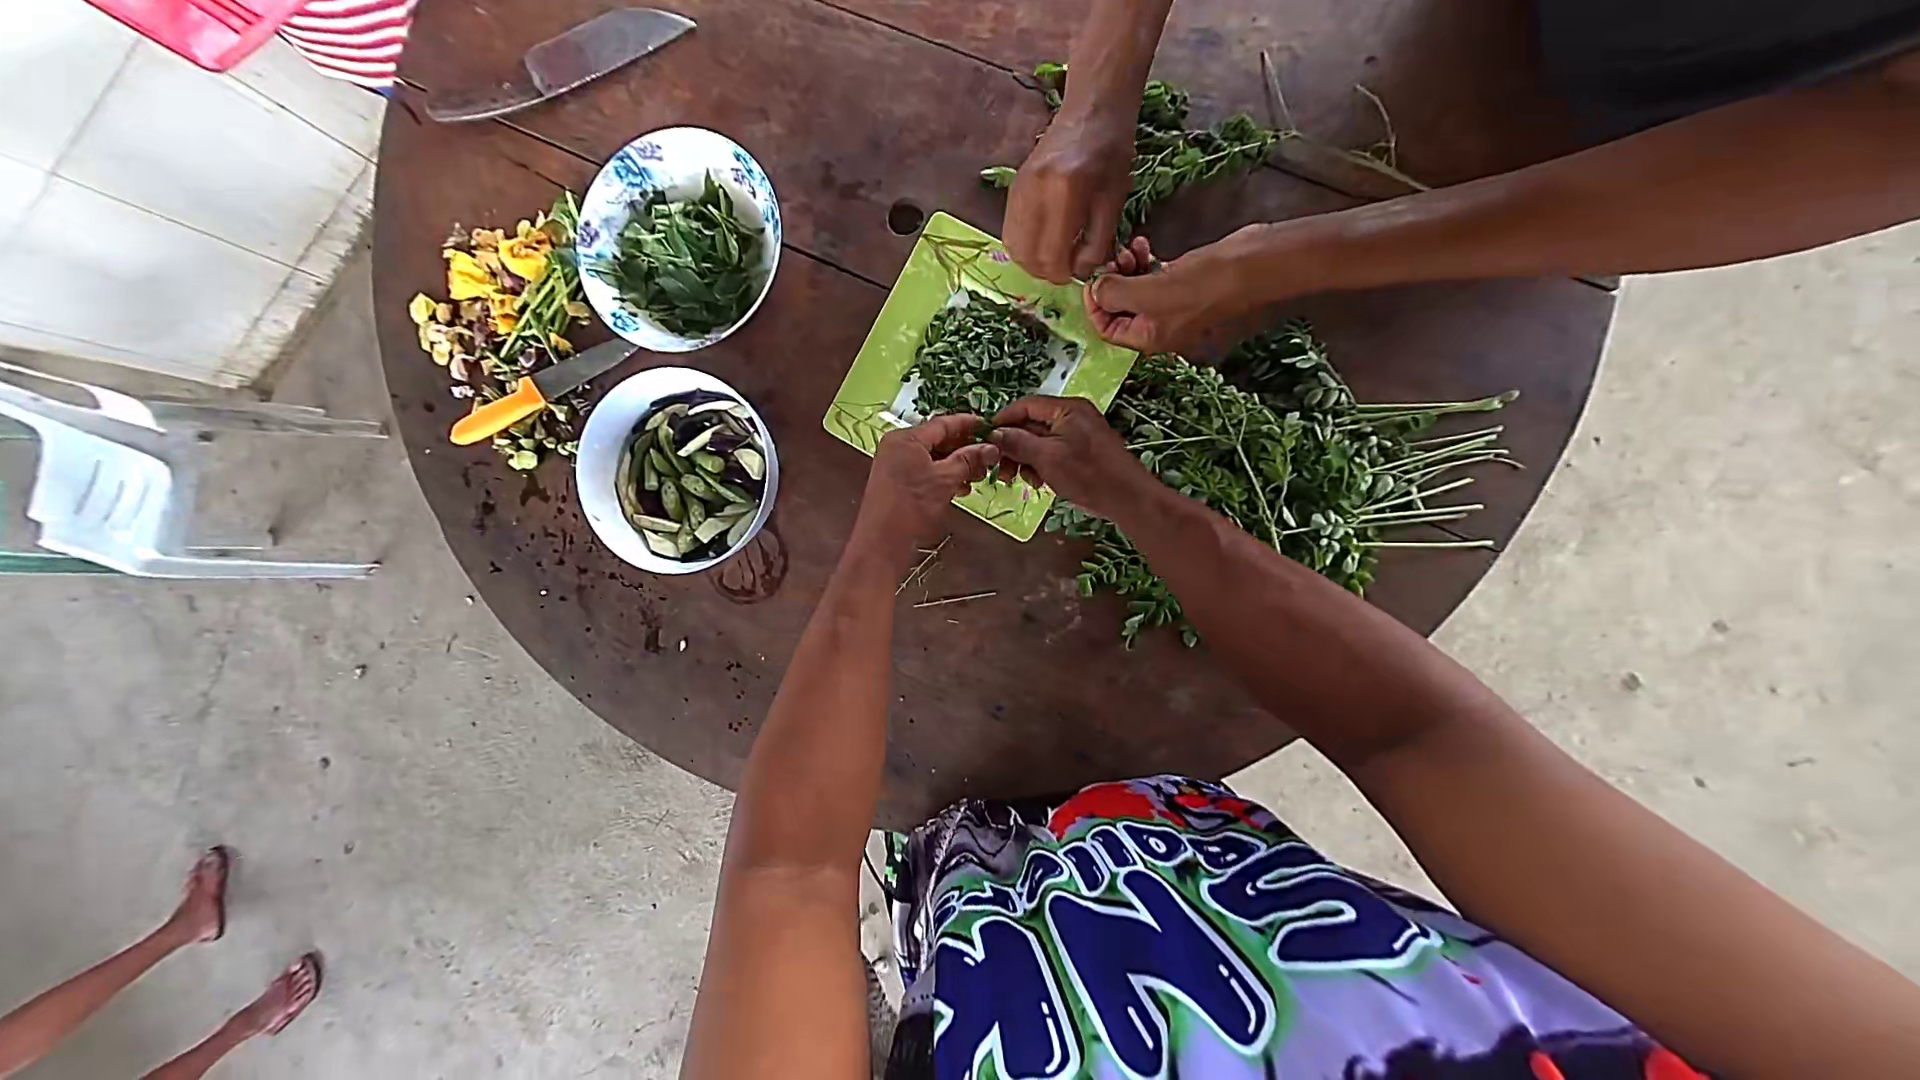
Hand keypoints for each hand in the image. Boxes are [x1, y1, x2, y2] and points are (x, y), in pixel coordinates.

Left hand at [852, 414, 1000, 560]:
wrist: (884, 541)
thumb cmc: (910, 507)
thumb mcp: (945, 479)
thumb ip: (968, 460)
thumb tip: (989, 448)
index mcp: (906, 438)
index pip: (943, 423)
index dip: (968, 424)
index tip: (988, 426)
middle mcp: (898, 447)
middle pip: (938, 440)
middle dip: (964, 448)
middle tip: (988, 455)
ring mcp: (896, 465)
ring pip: (933, 457)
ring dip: (956, 464)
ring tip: (978, 474)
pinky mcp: (898, 482)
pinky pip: (925, 471)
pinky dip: (944, 476)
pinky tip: (961, 487)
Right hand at [988, 396, 1155, 520]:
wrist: (1128, 498)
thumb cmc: (1089, 475)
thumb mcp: (1047, 458)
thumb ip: (1018, 442)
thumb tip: (993, 434)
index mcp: (1066, 408)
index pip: (1025, 405)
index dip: (1003, 422)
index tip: (987, 441)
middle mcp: (1073, 415)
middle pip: (1031, 424)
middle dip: (1014, 446)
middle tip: (1003, 470)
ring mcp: (1079, 433)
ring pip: (1041, 440)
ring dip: (1026, 459)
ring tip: (1024, 480)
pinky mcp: (1083, 450)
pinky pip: (1054, 451)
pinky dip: (1042, 464)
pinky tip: (1040, 481)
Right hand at [1004, 107, 1137, 282]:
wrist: (1091, 112)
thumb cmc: (1111, 154)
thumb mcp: (1114, 201)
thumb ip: (1097, 242)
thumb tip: (1079, 272)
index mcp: (1065, 192)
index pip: (1051, 255)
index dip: (1063, 274)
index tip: (1075, 273)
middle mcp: (1035, 191)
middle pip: (1028, 256)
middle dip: (1047, 271)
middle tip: (1066, 267)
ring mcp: (1019, 190)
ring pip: (1015, 248)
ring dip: (1033, 262)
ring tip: (1054, 256)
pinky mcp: (1013, 190)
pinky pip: (1010, 232)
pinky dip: (1024, 246)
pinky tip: (1043, 242)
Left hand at [1085, 236, 1253, 354]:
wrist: (1253, 264)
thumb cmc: (1205, 284)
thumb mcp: (1151, 293)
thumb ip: (1116, 294)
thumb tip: (1095, 289)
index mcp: (1147, 337)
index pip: (1106, 330)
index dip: (1094, 307)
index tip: (1092, 280)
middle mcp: (1156, 324)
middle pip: (1117, 308)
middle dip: (1110, 283)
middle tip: (1113, 260)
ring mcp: (1168, 303)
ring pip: (1132, 289)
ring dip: (1124, 268)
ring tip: (1131, 250)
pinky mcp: (1181, 282)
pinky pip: (1150, 275)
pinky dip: (1142, 261)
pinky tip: (1143, 246)